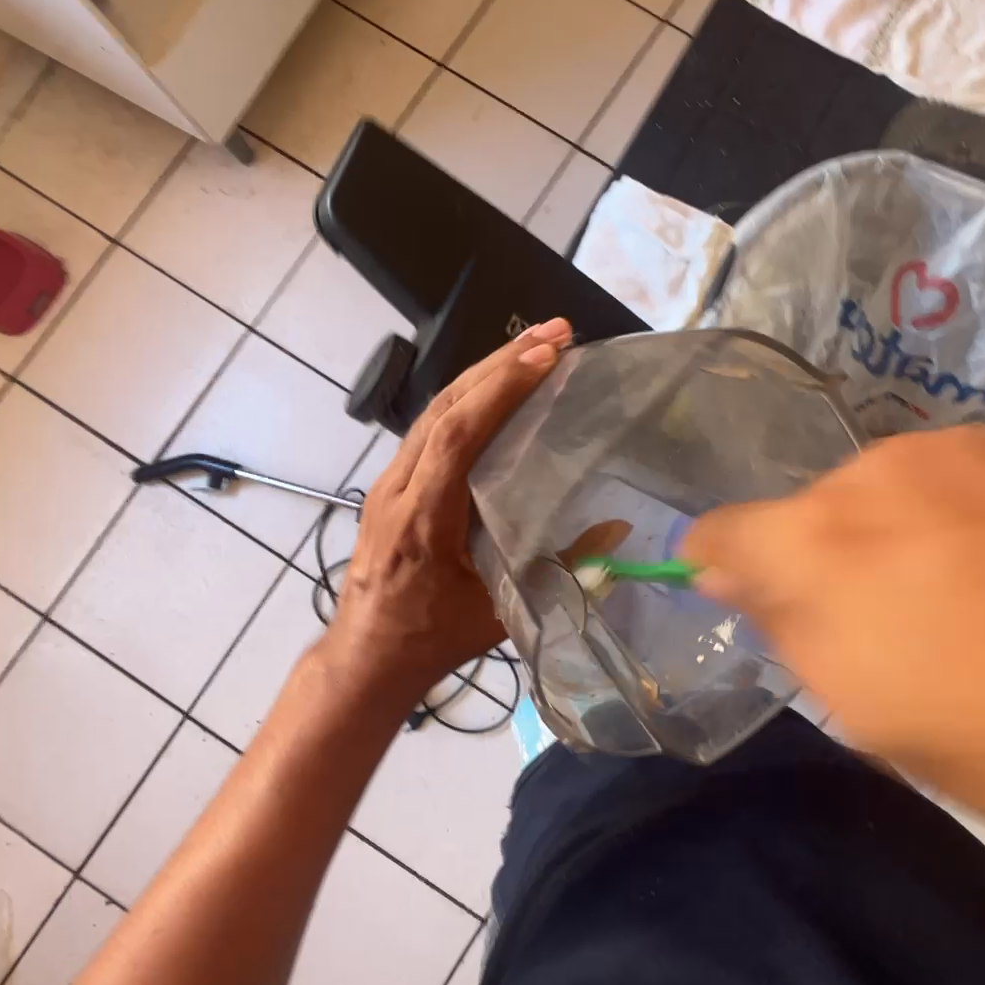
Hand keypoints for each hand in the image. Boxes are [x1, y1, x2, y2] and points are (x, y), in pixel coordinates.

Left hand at [316, 318, 573, 706]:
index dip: (501, 390)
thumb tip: (616, 529)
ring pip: (435, 410)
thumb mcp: (502, 610)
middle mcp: (399, 487)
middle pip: (445, 405)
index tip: (545, 356)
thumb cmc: (433, 637)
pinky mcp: (394, 484)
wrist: (367, 654)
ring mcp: (391, 482)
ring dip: (485, 373)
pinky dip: (469, 398)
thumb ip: (560, 569)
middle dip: (501, 362)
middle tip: (554, 330)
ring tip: (535, 345)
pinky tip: (498, 388)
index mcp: (422, 517)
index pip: (458, 435)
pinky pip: (432, 427)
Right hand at [680, 426, 984, 827]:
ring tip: (964, 600)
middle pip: (810, 509)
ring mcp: (963, 450)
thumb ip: (787, 629)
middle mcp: (878, 471)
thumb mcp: (866, 711)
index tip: (738, 596)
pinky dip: (958, 519)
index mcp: (818, 540)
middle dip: (821, 558)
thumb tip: (737, 579)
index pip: (723, 530)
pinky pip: (955, 481)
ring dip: (892, 534)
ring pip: (884, 490)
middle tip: (882, 626)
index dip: (719, 564)